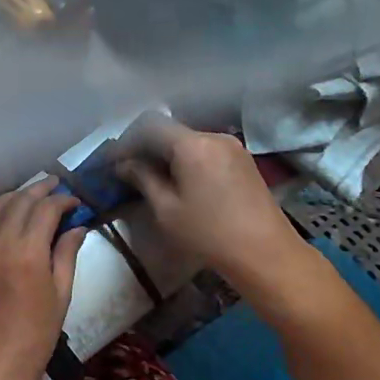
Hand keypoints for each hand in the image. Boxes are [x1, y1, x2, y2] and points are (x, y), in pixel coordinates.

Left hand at [0, 178, 88, 379]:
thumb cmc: (36, 334)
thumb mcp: (61, 295)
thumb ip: (66, 255)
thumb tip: (77, 227)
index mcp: (28, 250)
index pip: (46, 210)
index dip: (62, 200)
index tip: (74, 201)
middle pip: (18, 202)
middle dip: (38, 190)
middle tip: (54, 186)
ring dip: (9, 197)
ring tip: (25, 196)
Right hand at [114, 112, 304, 280]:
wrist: (266, 253)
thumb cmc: (209, 233)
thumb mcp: (166, 209)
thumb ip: (142, 178)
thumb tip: (124, 164)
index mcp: (192, 145)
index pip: (150, 125)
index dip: (127, 141)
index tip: (113, 162)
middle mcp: (214, 136)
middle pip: (170, 131)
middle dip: (146, 147)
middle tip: (128, 171)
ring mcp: (233, 147)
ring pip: (188, 141)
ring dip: (167, 154)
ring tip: (153, 178)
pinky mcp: (243, 160)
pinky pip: (205, 151)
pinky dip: (187, 160)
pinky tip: (180, 182)